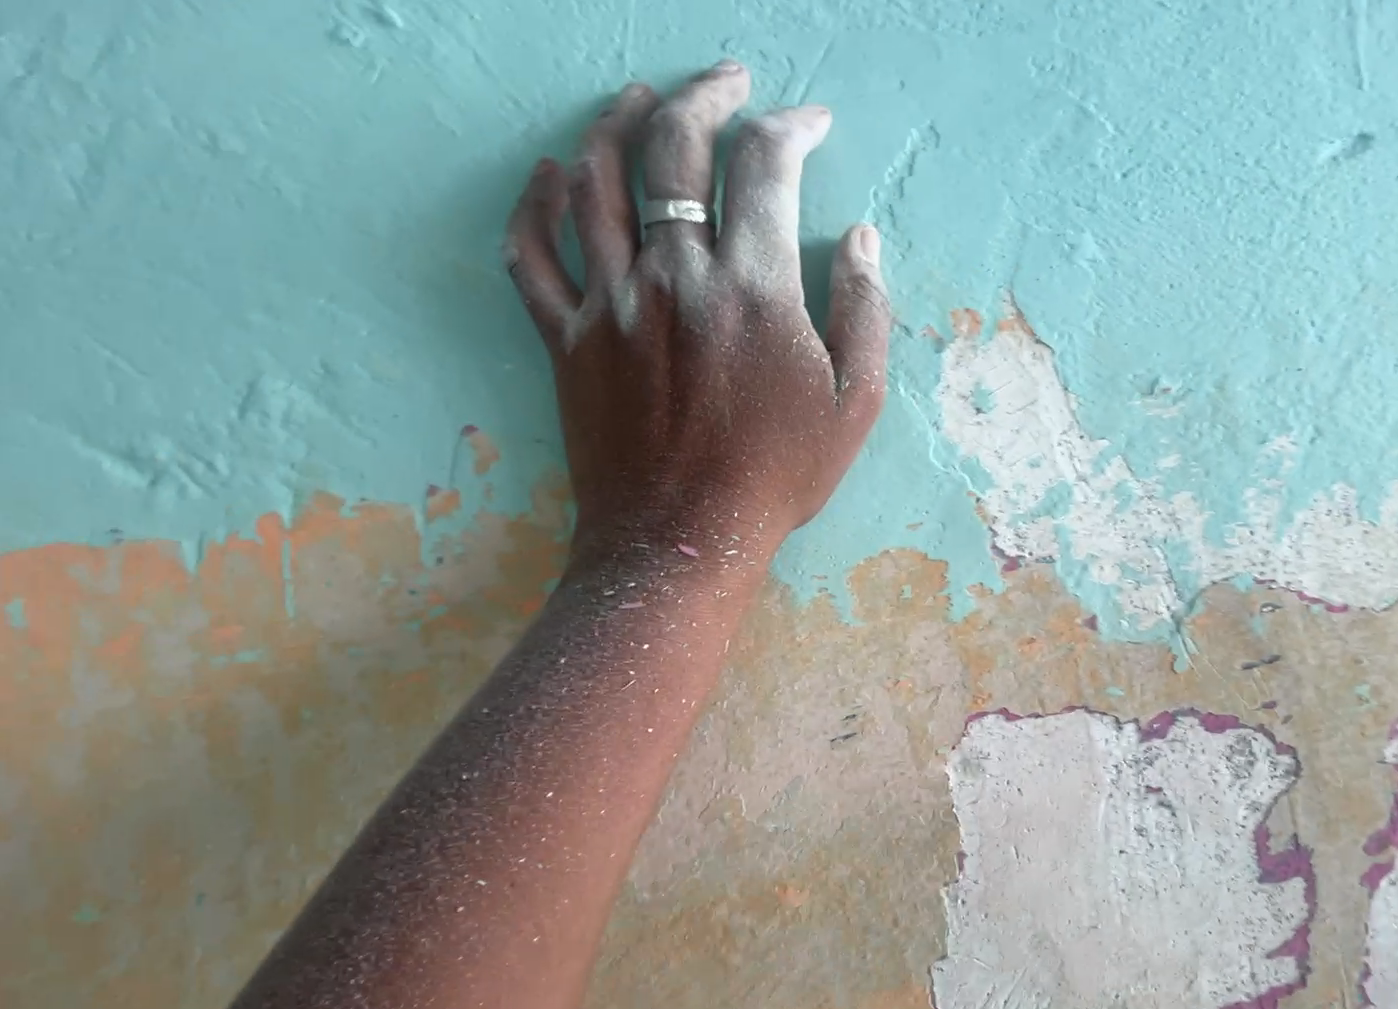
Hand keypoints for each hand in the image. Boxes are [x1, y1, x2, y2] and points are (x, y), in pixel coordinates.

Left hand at [503, 61, 889, 568]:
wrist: (683, 539)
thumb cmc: (779, 475)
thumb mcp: (856, 402)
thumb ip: (865, 310)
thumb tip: (861, 236)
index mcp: (753, 288)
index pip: (764, 167)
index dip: (790, 128)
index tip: (809, 123)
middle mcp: (674, 276)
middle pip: (673, 150)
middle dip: (705, 97)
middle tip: (726, 79)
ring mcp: (610, 303)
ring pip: (594, 180)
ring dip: (618, 123)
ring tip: (641, 99)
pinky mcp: (566, 339)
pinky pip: (531, 252)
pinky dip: (535, 202)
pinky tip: (550, 173)